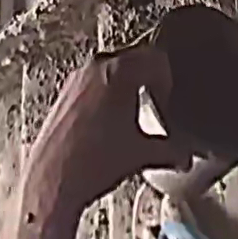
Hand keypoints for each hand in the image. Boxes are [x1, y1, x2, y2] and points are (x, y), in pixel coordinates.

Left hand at [22, 48, 191, 216]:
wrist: (52, 180)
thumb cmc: (94, 163)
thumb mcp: (141, 155)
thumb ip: (171, 150)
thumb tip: (185, 155)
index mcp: (120, 72)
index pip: (155, 58)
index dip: (167, 80)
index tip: (166, 101)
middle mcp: (97, 66)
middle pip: (133, 59)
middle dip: (147, 81)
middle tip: (154, 107)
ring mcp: (78, 76)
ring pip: (111, 70)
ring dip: (125, 87)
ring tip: (130, 118)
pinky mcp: (65, 90)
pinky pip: (93, 81)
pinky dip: (105, 94)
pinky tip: (106, 125)